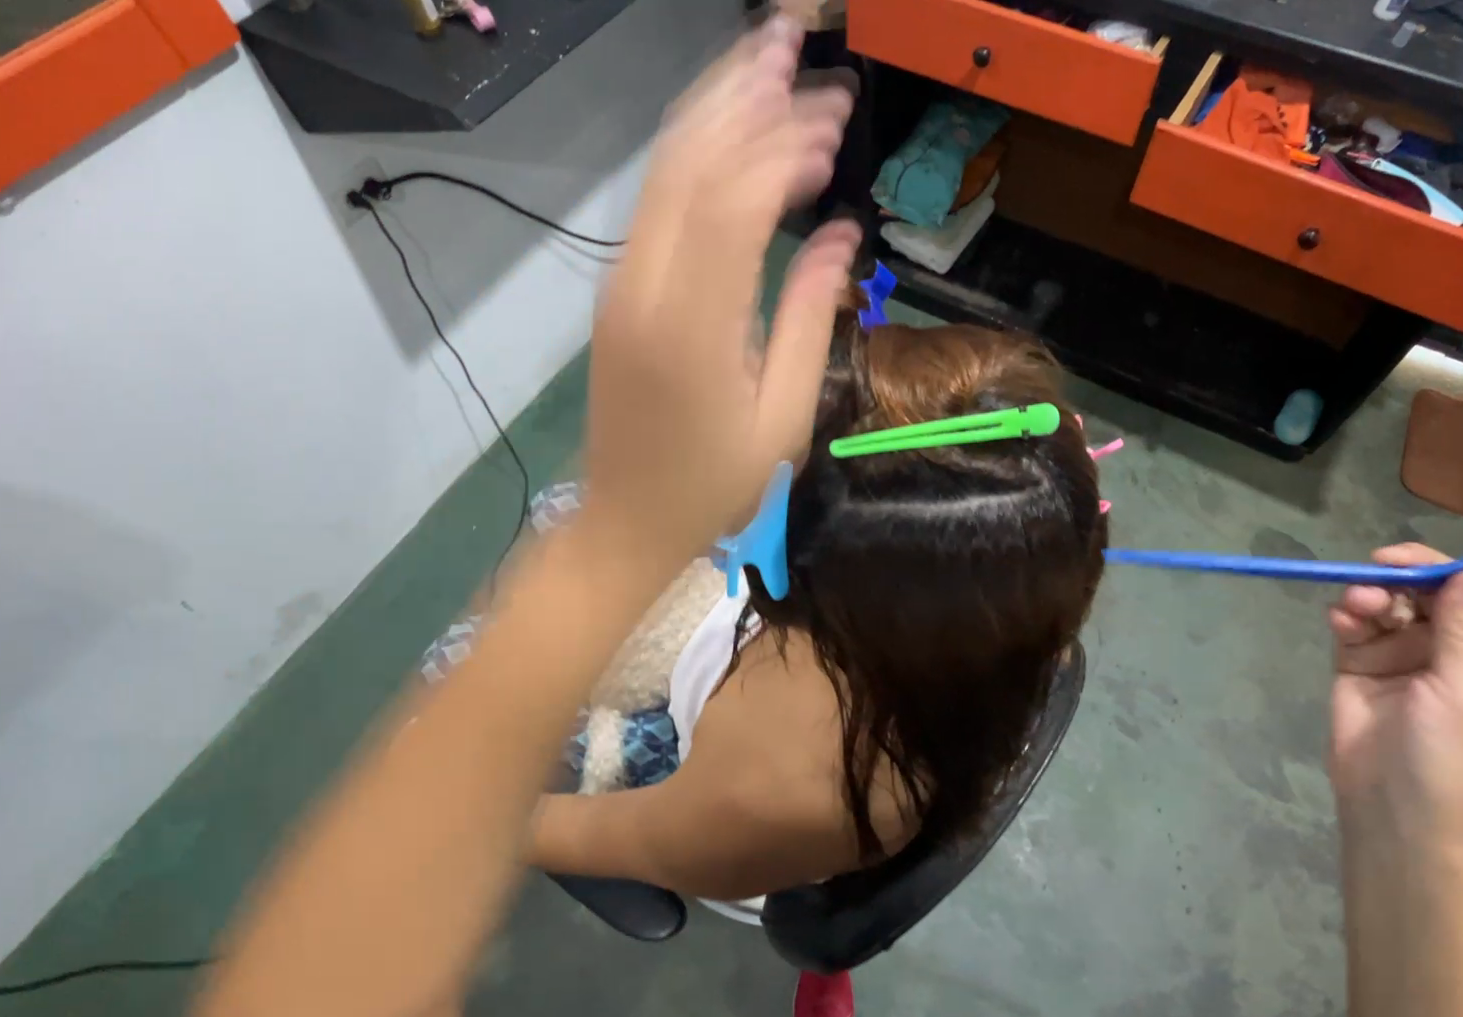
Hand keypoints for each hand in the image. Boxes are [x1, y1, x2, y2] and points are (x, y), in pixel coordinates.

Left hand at [581, 16, 859, 567]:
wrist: (625, 522)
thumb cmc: (715, 486)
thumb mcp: (783, 415)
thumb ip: (810, 316)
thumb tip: (843, 237)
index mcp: (693, 327)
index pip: (734, 203)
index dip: (785, 149)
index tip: (836, 127)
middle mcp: (645, 287)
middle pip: (689, 163)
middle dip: (747, 98)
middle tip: (798, 45)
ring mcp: (622, 283)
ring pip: (665, 172)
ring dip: (716, 111)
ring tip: (766, 61)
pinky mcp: (618, 290)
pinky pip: (656, 204)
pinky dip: (697, 157)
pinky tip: (732, 135)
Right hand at [1327, 544, 1462, 852]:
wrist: (1389, 808)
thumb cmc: (1450, 756)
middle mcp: (1460, 647)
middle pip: (1447, 587)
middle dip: (1419, 570)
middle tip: (1387, 561)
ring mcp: (1408, 652)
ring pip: (1396, 599)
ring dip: (1376, 591)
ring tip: (1358, 601)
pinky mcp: (1363, 660)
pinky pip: (1357, 621)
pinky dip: (1348, 612)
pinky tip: (1342, 618)